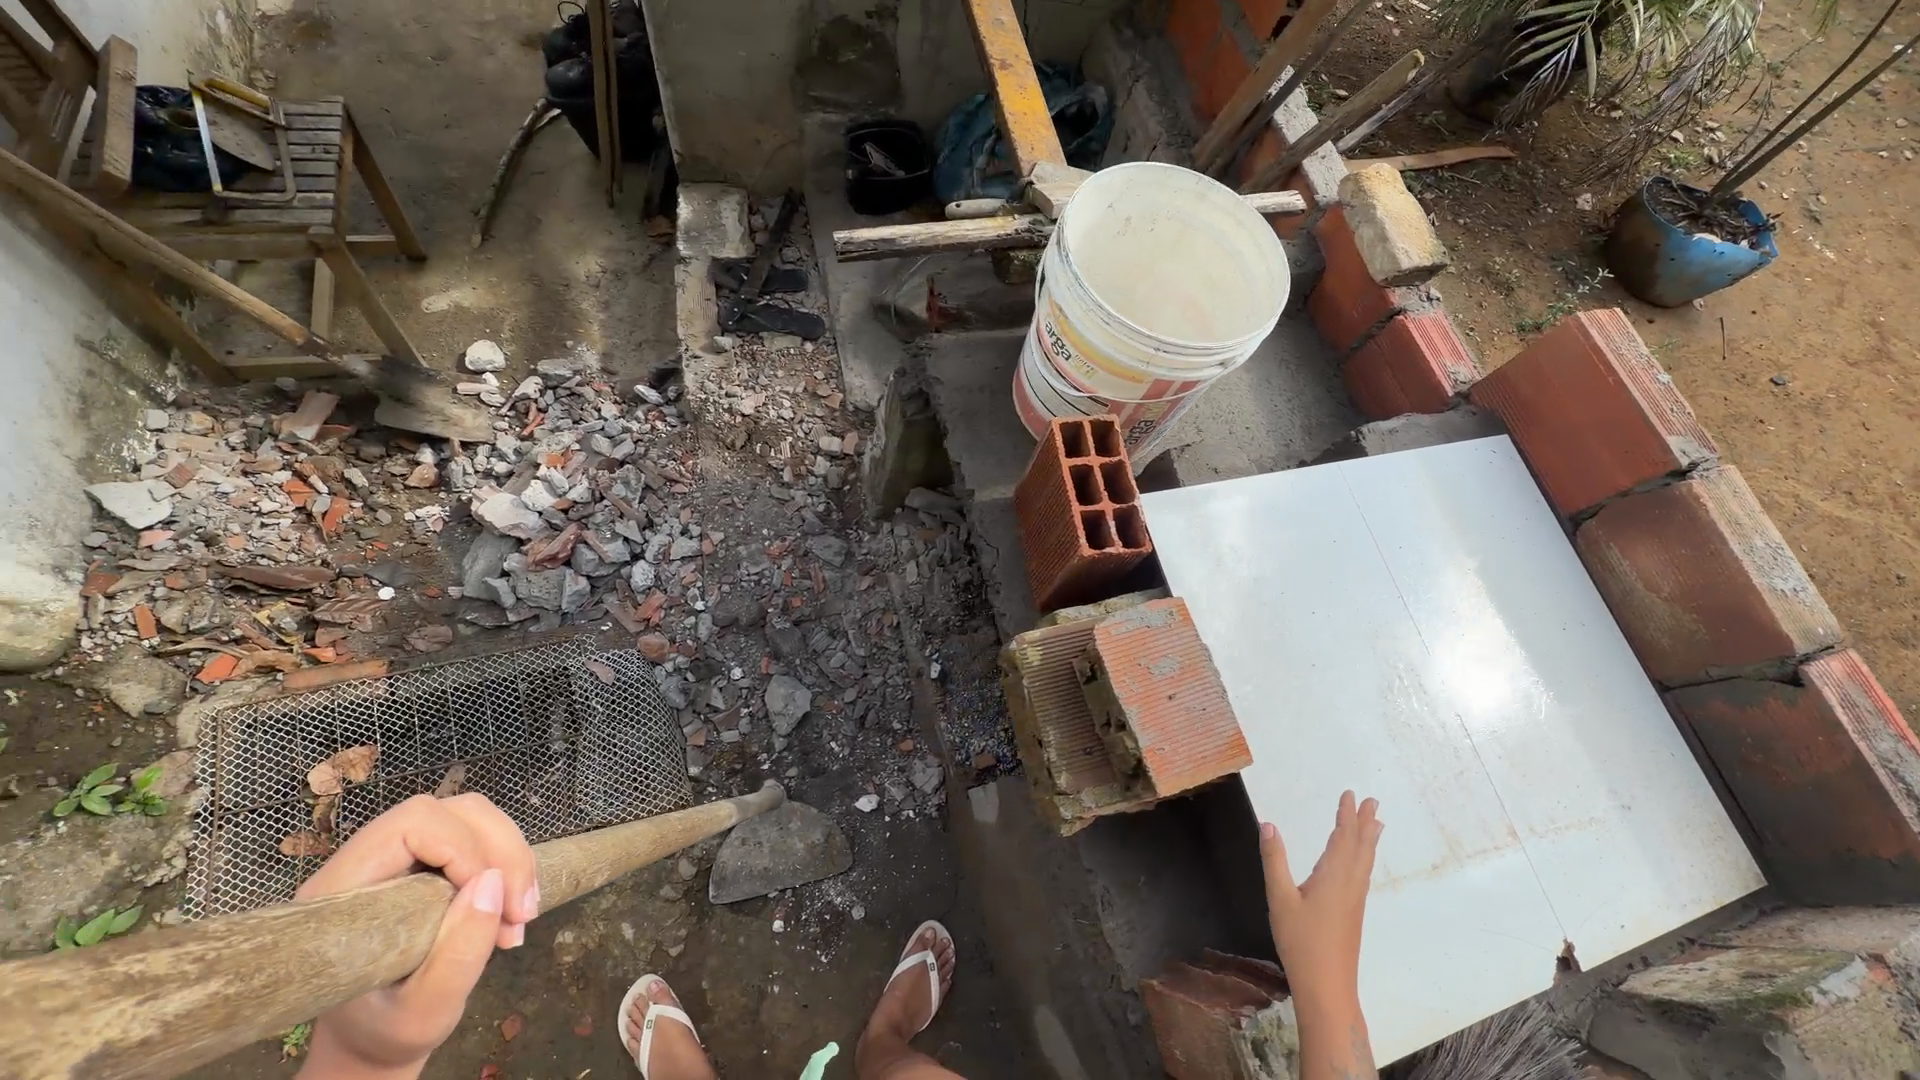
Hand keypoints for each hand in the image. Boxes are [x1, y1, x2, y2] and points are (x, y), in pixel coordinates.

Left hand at [295, 793, 539, 1079]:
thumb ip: (458, 954)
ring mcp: (403, 854)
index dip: (464, 847)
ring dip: (513, 858)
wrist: (379, 1034)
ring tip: (522, 912)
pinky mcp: (430, 858)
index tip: (493, 900)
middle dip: (502, 851)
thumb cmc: (390, 1028)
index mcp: (344, 890)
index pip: (412, 824)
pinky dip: (511, 865)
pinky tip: (513, 905)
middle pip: (452, 811)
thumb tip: (493, 883)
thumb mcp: (426, 1012)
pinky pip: (482, 834)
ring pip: (474, 817)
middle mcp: (370, 859)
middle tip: (522, 910)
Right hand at [1259, 790, 1382, 1006]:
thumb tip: (1268, 825)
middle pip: (1360, 847)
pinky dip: (1364, 857)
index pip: (1343, 838)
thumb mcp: (1279, 898)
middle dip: (1364, 823)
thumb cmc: (1301, 940)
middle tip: (1372, 801)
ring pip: (1364, 862)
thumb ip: (1274, 860)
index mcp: (1333, 876)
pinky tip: (1360, 862)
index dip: (1346, 815)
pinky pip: (1363, 873)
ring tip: (1376, 823)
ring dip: (1368, 839)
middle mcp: (1349, 884)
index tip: (1350, 795)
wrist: (1327, 985)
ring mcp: (1354, 900)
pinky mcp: (1353, 912)